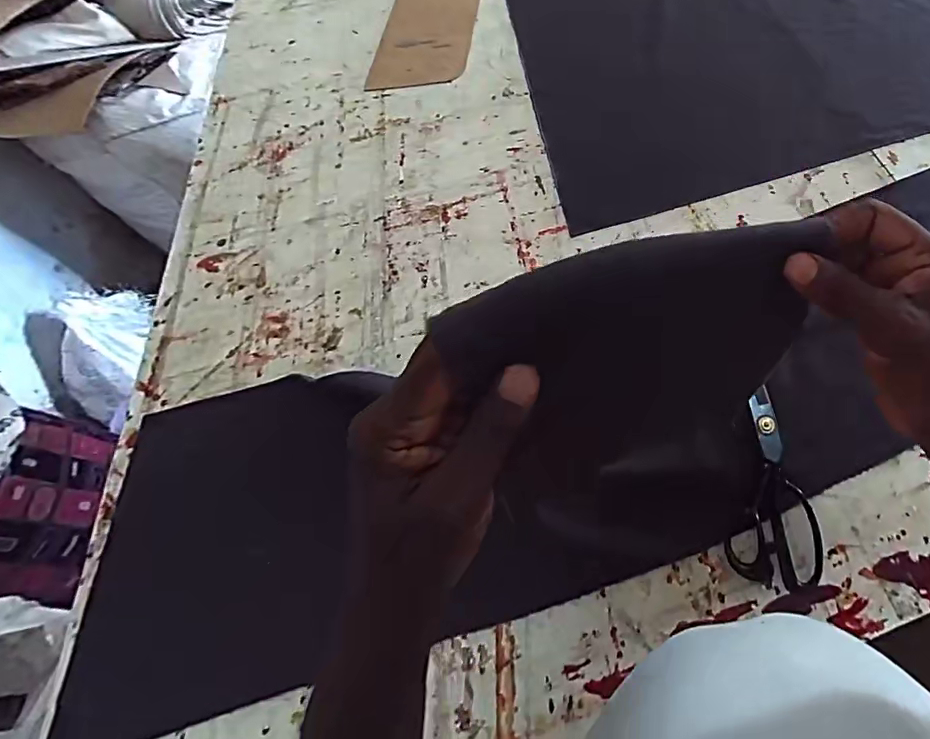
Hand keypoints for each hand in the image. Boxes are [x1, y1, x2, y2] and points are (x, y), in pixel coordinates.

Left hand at [345, 341, 539, 600]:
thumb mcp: (458, 498)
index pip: (434, 362)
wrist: (395, 613)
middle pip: (446, 368)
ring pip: (458, 385)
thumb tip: (524, 371)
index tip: (523, 315)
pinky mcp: (428, 442)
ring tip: (544, 349)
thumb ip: (490, 433)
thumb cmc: (417, 562)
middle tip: (544, 330)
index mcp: (385, 424)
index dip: (478, 335)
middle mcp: (392, 416)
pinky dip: (493, 401)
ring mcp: (409, 428)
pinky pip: (463, 409)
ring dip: (496, 374)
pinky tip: (527, 389)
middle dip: (493, 352)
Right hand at [784, 199, 929, 448]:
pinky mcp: (871, 312)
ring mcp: (886, 289)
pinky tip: (797, 294)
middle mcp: (904, 265)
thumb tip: (794, 262)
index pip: (873, 218)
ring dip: (817, 267)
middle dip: (822, 246)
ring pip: (843, 262)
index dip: (837, 224)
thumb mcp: (893, 328)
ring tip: (784, 275)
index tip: (801, 244)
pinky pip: (839, 287)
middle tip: (785, 260)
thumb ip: (844, 293)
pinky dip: (819, 288)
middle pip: (855, 236)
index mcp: (924, 256)